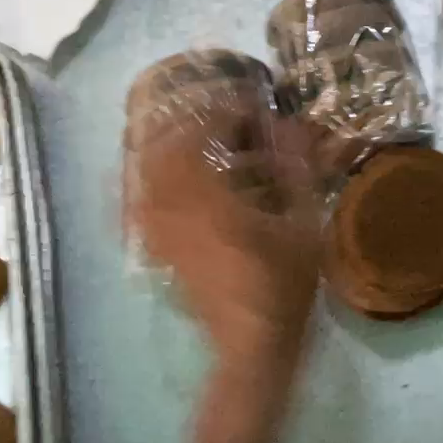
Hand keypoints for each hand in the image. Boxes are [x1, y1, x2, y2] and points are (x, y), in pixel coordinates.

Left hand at [131, 114, 323, 371]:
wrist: (253, 340)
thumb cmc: (286, 281)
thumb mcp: (305, 222)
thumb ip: (298, 171)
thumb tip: (292, 127)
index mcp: (214, 204)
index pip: (200, 142)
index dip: (219, 114)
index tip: (244, 102)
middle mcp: (176, 214)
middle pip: (160, 154)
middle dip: (185, 126)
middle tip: (215, 114)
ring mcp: (160, 235)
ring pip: (143, 178)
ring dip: (164, 149)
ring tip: (192, 136)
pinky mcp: (157, 251)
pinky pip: (137, 205)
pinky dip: (146, 181)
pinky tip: (162, 177)